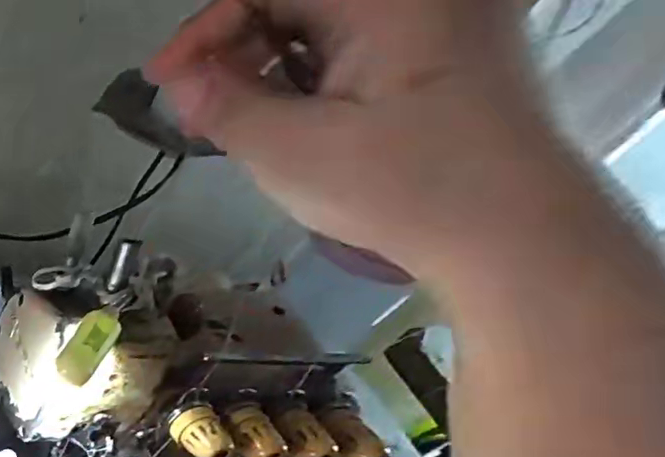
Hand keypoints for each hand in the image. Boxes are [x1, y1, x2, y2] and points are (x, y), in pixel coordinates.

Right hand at [145, 0, 583, 278]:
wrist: (506, 225)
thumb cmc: (397, 187)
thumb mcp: (292, 154)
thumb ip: (227, 108)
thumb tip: (179, 78)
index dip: (203, 30)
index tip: (158, 79)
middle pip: (295, 2)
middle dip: (233, 48)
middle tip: (193, 108)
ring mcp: (437, 15)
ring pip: (322, 25)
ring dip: (266, 65)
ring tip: (229, 120)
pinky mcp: (443, 48)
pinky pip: (353, 44)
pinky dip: (306, 75)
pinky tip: (284, 118)